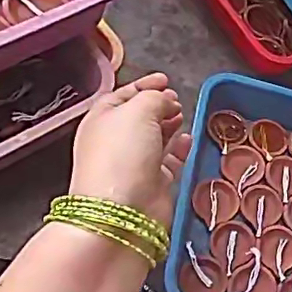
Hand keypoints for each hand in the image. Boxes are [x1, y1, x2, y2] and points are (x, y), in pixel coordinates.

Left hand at [68, 72, 191, 223]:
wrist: (121, 211)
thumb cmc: (122, 154)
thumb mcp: (138, 111)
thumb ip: (155, 98)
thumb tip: (166, 101)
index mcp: (102, 119)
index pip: (122, 95)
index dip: (144, 85)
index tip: (165, 79)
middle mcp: (115, 141)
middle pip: (139, 117)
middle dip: (158, 105)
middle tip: (177, 99)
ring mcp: (133, 164)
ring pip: (154, 138)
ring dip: (169, 125)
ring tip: (183, 115)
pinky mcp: (152, 183)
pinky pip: (168, 161)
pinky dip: (179, 149)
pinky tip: (189, 139)